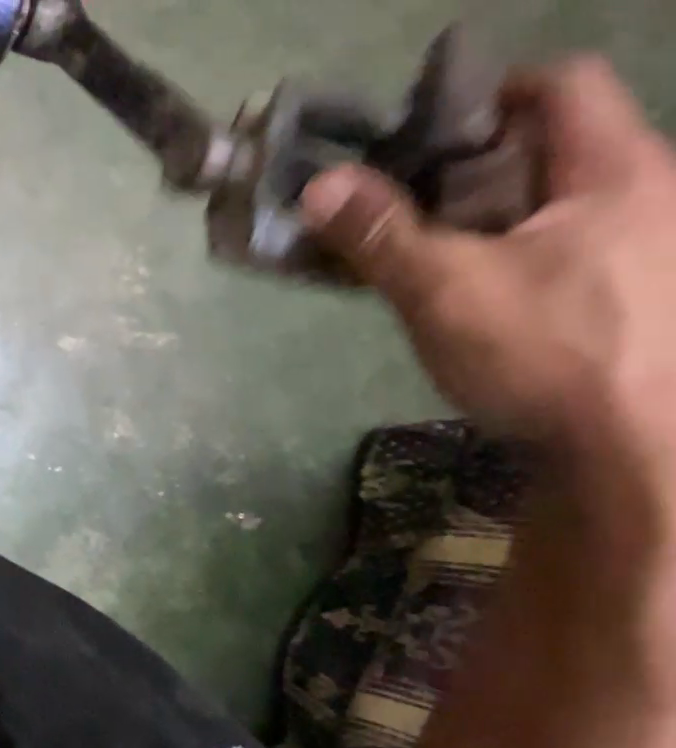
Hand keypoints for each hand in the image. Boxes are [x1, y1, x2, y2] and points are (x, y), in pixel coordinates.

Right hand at [301, 57, 675, 462]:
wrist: (632, 449)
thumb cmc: (547, 351)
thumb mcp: (445, 288)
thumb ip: (380, 233)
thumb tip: (318, 184)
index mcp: (615, 169)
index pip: (559, 84)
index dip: (484, 95)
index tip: (413, 135)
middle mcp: (644, 192)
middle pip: (546, 146)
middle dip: (463, 165)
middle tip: (392, 202)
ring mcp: (639, 246)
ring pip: (546, 203)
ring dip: (475, 216)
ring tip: (411, 253)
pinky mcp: (624, 294)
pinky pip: (554, 247)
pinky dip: (498, 253)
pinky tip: (459, 293)